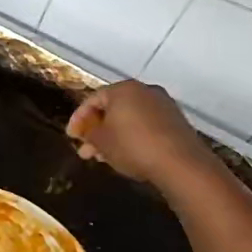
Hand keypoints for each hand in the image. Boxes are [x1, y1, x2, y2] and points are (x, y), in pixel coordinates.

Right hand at [65, 81, 217, 186]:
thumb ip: (89, 134)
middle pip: (113, 108)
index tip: (71, 136)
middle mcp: (145, 90)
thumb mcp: (102, 142)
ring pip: (130, 118)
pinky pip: (146, 125)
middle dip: (97, 129)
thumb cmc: (133, 146)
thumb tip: (88, 133)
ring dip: (114, 135)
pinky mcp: (176, 121)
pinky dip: (133, 137)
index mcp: (123, 89)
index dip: (79, 118)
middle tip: (87, 149)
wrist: (180, 163)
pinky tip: (126, 155)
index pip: (93, 99)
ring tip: (104, 157)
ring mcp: (163, 105)